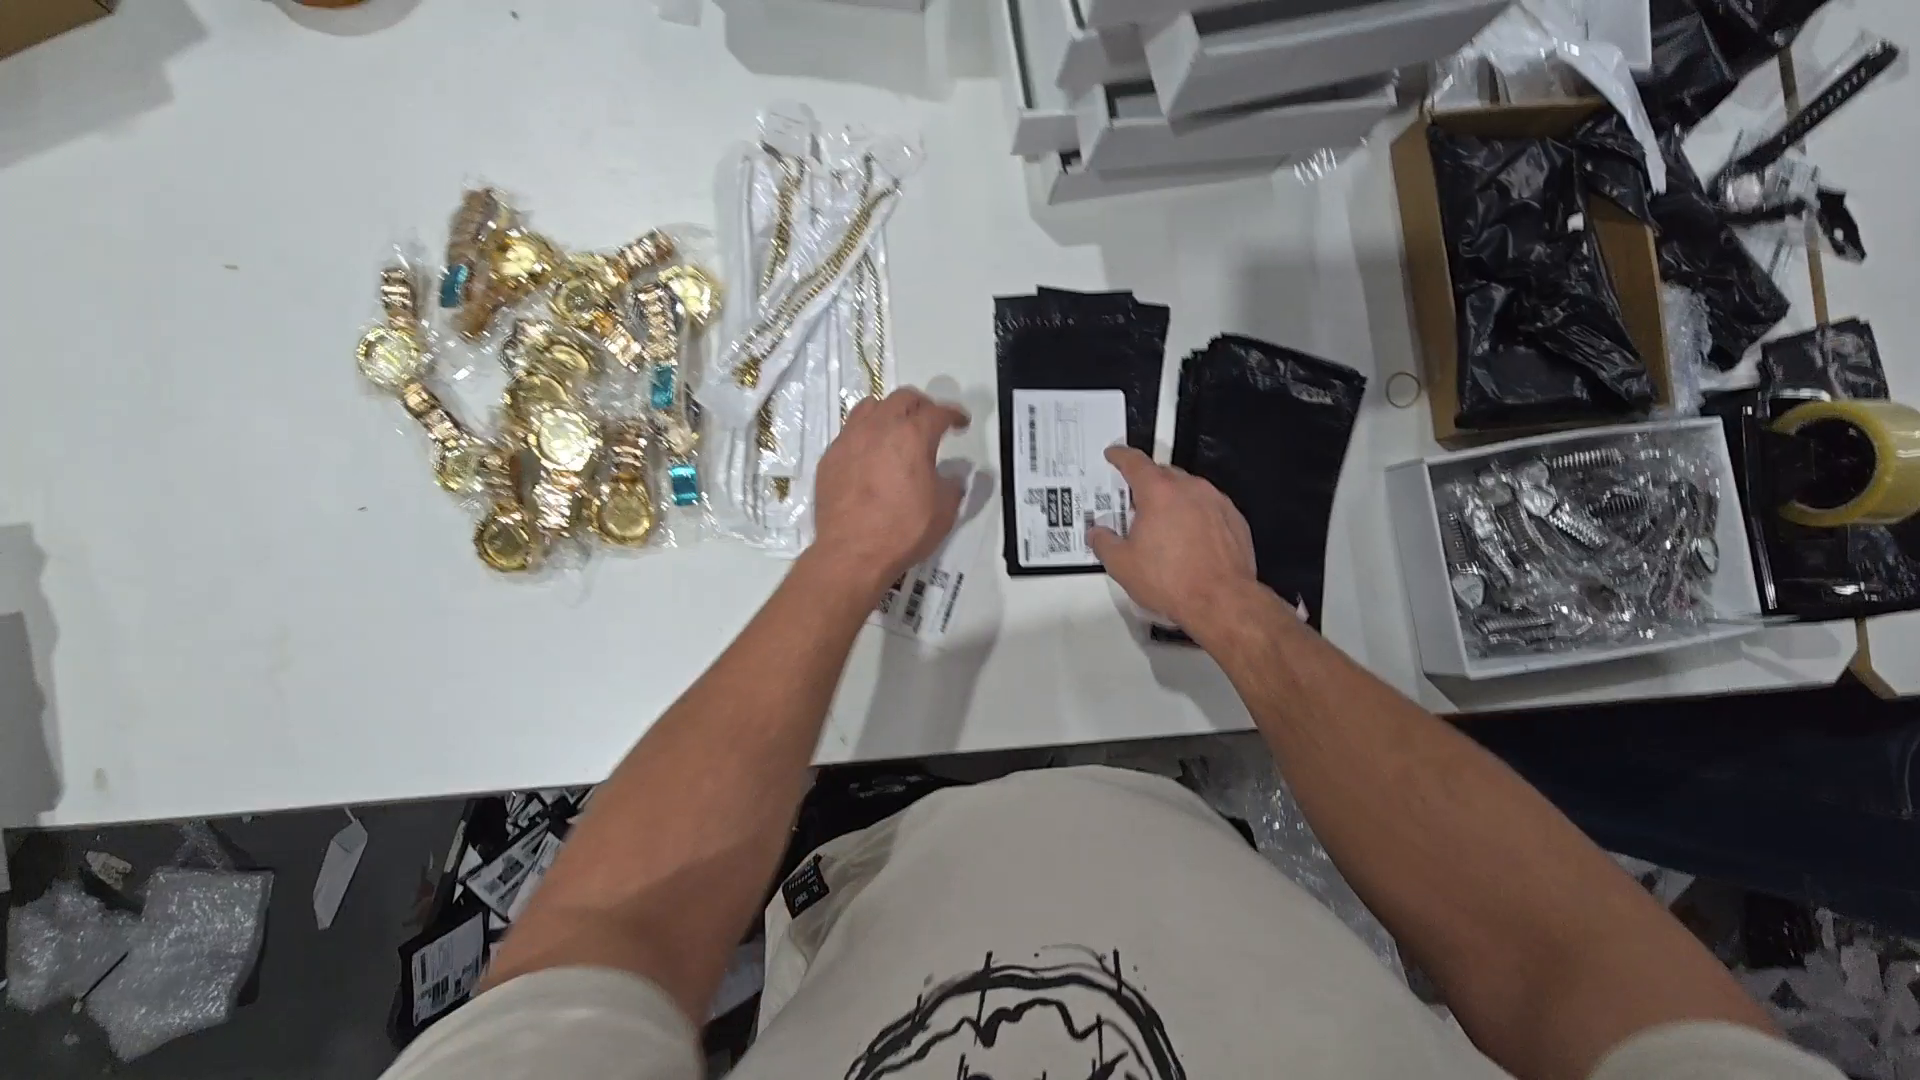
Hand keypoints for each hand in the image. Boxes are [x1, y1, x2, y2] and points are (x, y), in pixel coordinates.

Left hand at [810, 387, 969, 597]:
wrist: (852, 553)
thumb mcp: (944, 510)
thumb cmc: (904, 530)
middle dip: (921, 405)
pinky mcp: (830, 457)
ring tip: (896, 430)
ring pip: (870, 407)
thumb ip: (953, 484)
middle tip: (930, 421)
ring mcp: (849, 440)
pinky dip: (865, 435)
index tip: (961, 423)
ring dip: (889, 412)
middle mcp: (879, 428)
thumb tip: (952, 475)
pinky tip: (870, 456)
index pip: (938, 412)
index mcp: (912, 436)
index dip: (954, 414)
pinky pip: (850, 432)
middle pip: (902, 398)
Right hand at [1088, 446, 1262, 633]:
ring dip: (1172, 502)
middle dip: (1146, 485)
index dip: (1120, 456)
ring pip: (1188, 490)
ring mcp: (1215, 502)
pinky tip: (1188, 541)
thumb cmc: (1172, 581)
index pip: (1134, 462)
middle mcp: (1190, 489)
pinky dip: (1195, 517)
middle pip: (1162, 474)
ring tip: (1161, 529)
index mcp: (1158, 492)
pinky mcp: (1233, 519)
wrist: (1220, 601)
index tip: (1114, 455)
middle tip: (1133, 506)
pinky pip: (1209, 508)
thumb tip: (1098, 535)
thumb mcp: (1122, 565)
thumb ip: (1104, 542)